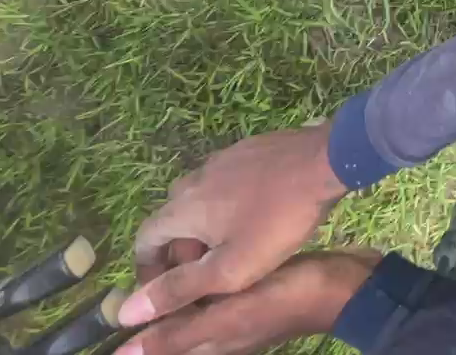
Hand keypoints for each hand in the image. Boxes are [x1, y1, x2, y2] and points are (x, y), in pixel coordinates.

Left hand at [117, 249, 380, 354]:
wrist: (342, 283)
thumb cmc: (285, 298)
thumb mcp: (229, 314)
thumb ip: (177, 331)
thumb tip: (120, 347)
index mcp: (206, 346)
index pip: (159, 337)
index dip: (145, 310)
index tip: (140, 276)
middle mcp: (217, 332)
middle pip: (179, 313)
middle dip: (172, 282)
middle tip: (175, 244)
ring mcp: (240, 309)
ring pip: (201, 295)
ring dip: (194, 270)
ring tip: (194, 235)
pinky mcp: (260, 288)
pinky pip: (225, 280)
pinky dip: (218, 263)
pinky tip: (223, 239)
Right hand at [122, 124, 348, 327]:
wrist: (329, 160)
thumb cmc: (278, 218)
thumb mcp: (230, 268)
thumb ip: (179, 289)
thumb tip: (127, 310)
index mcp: (184, 205)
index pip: (144, 238)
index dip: (150, 268)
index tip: (170, 289)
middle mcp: (198, 175)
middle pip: (175, 216)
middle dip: (183, 246)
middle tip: (209, 269)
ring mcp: (229, 155)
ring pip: (204, 195)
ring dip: (209, 222)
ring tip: (237, 243)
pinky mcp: (257, 146)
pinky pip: (232, 177)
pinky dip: (233, 199)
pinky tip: (261, 210)